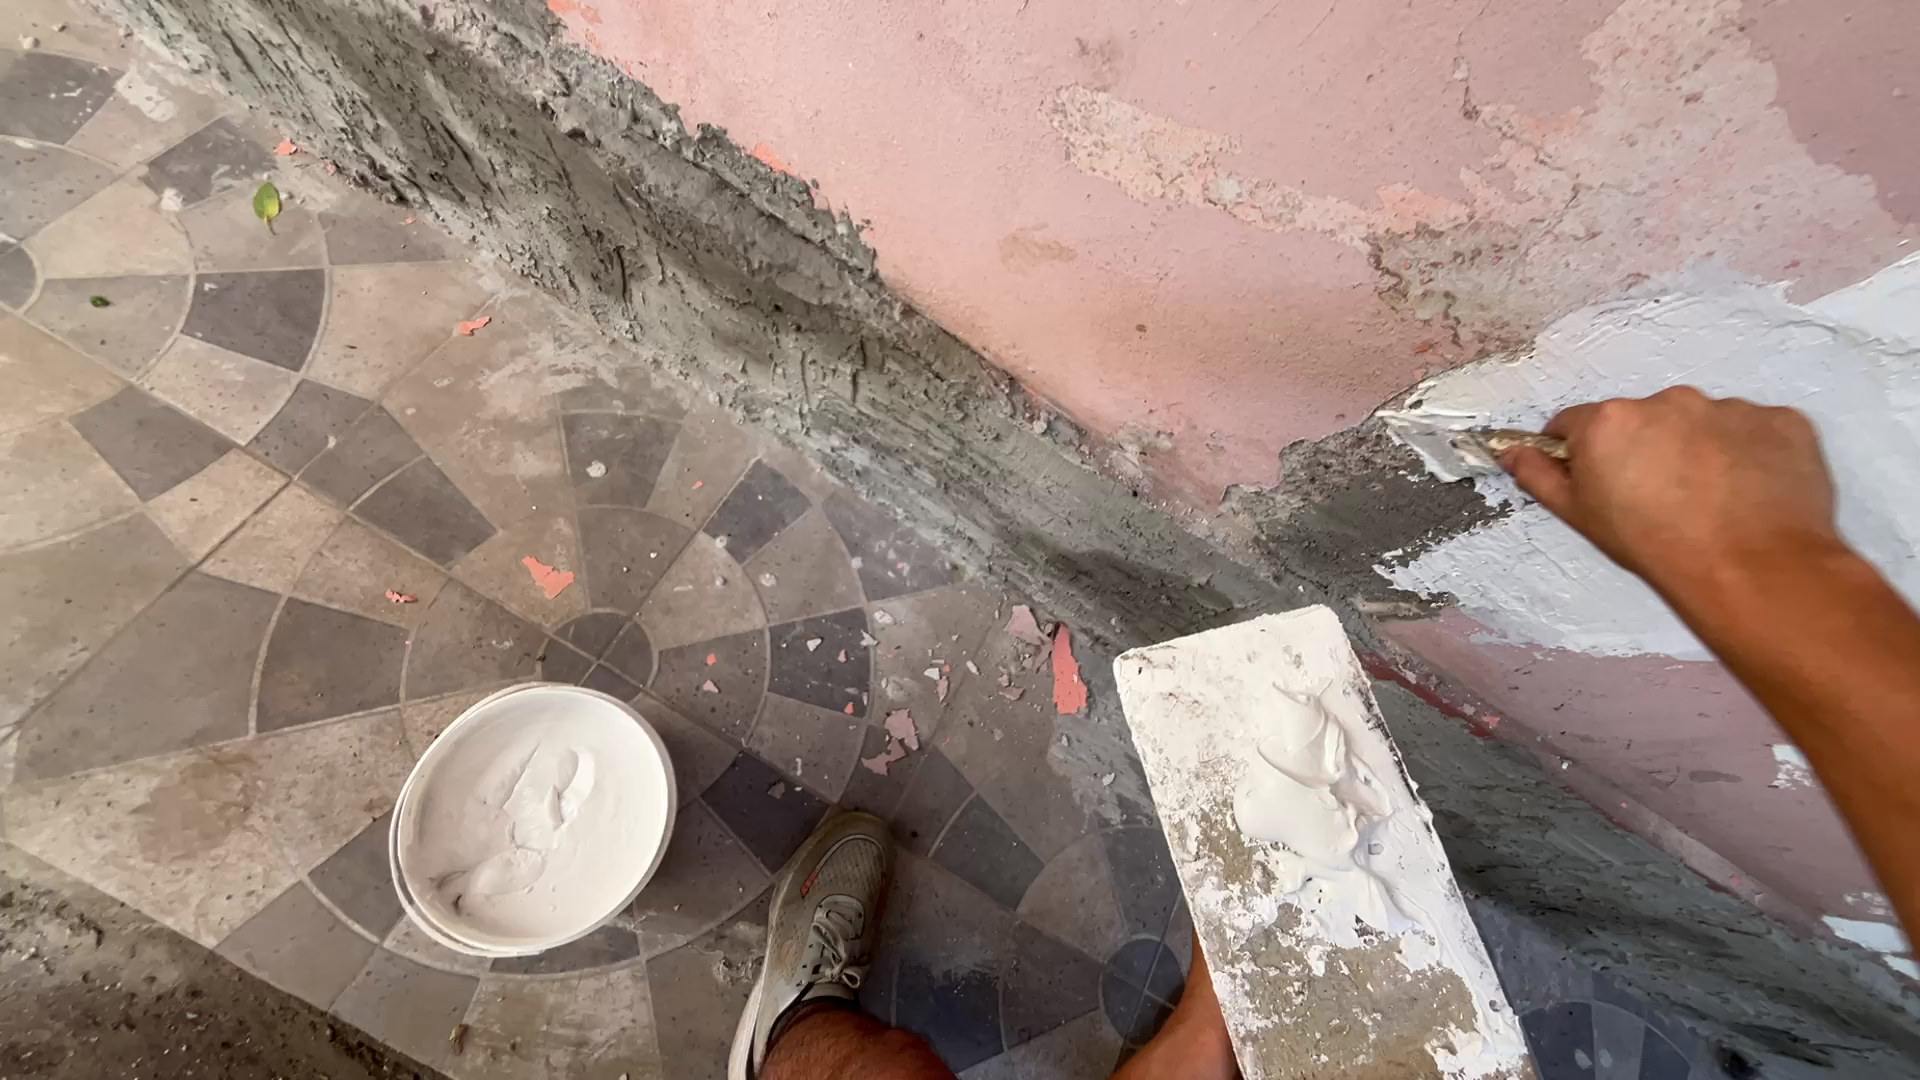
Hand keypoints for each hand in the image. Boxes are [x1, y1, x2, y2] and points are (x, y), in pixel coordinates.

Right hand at [1499, 387, 1844, 598]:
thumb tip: (1513, 452)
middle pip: (1636, 418)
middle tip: (1646, 490)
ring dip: (1687, 445)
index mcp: (1607, 420)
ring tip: (1698, 491)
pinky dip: (1739, 450)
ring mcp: (1730, 408)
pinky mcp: (1783, 421)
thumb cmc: (1647, 539)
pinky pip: (1748, 428)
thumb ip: (1536, 474)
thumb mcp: (1573, 512)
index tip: (1590, 478)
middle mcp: (1667, 401)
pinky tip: (1737, 486)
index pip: (1572, 423)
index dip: (1574, 451)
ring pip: (1693, 421)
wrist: (1747, 564)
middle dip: (1635, 445)